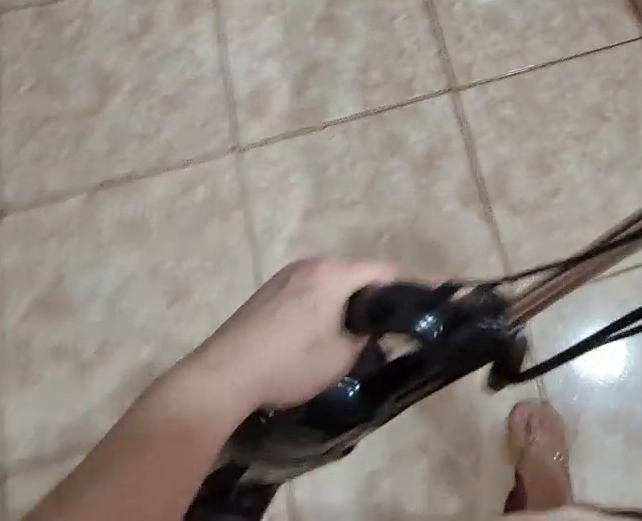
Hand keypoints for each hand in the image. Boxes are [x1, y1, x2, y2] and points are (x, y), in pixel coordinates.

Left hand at [175, 258, 399, 412]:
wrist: (222, 376)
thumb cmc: (288, 364)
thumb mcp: (341, 357)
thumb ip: (366, 337)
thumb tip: (373, 330)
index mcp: (333, 273)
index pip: (382, 269)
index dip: (404, 287)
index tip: (418, 305)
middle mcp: (311, 264)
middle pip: (355, 272)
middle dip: (373, 296)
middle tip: (385, 324)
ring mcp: (286, 275)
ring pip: (331, 281)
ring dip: (346, 300)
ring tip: (353, 330)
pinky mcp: (268, 291)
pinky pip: (309, 289)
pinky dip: (323, 303)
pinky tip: (318, 332)